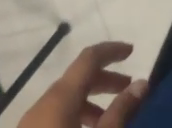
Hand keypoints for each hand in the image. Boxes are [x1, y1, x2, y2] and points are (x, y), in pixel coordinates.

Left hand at [18, 42, 147, 127]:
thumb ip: (121, 111)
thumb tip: (141, 83)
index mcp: (60, 98)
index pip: (88, 58)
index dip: (111, 51)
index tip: (133, 52)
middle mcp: (42, 105)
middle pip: (77, 79)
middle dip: (105, 79)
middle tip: (129, 88)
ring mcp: (30, 124)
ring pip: (64, 100)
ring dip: (90, 101)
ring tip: (111, 119)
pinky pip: (53, 117)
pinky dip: (75, 116)